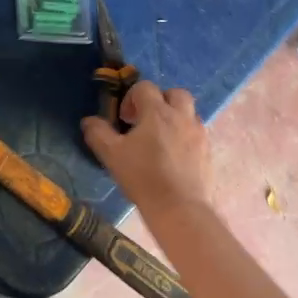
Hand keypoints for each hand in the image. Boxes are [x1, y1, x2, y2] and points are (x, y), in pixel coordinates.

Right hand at [81, 81, 211, 218]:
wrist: (179, 209)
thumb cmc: (143, 177)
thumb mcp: (111, 155)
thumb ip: (98, 133)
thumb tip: (88, 121)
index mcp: (157, 112)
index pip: (145, 87)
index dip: (132, 97)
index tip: (125, 119)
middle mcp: (182, 117)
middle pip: (176, 94)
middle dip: (161, 101)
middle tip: (148, 120)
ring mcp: (199, 135)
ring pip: (190, 114)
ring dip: (176, 119)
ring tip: (162, 140)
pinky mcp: (208, 154)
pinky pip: (197, 135)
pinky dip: (186, 138)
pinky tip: (174, 158)